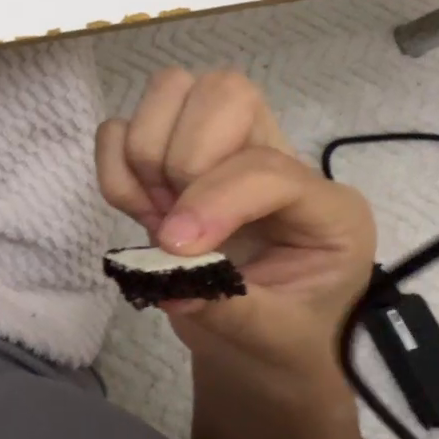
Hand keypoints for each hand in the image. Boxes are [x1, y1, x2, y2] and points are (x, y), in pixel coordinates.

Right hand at [96, 69, 376, 373]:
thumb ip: (226, 304)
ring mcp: (216, 143)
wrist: (259, 349)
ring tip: (157, 213)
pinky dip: (114, 164)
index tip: (176, 247)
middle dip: (181, 155)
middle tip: (173, 215)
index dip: (214, 198)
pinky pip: (120, 125)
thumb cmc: (282, 338)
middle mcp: (273, 152)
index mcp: (324, 203)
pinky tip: (138, 207)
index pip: (266, 165)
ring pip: (170, 89)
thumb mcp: (273, 335)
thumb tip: (167, 279)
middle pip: (224, 92)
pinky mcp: (166, 149)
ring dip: (144, 154)